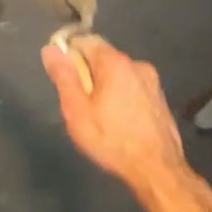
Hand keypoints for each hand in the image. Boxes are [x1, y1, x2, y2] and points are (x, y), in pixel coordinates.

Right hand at [41, 35, 186, 194]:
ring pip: (118, 73)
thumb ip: (63, 76)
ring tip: (98, 114)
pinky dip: (121, 96)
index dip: (69, 53)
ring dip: (105, 85)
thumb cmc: (111, 139)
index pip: (85, 41)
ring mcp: (152, 82)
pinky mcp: (160, 99)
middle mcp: (137, 65)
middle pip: (102, 57)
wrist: (158, 171)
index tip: (62, 76)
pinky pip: (132, 87)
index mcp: (115, 63)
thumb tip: (51, 49)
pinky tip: (118, 121)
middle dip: (87, 73)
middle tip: (78, 102)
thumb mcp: (76, 110)